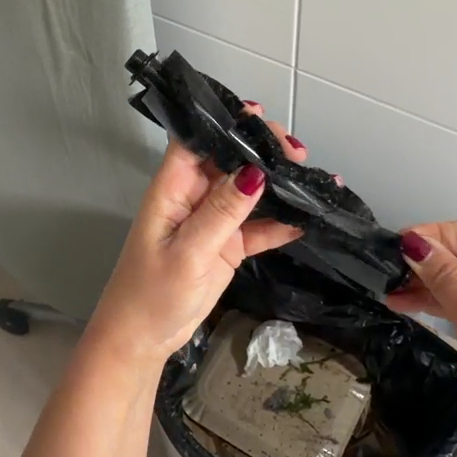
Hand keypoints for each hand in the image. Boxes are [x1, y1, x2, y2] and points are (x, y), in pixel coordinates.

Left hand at [89, 105, 303, 365]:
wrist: (142, 340)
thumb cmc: (150, 294)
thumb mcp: (188, 252)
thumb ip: (222, 212)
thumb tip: (254, 172)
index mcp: (173, 187)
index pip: (197, 139)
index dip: (225, 121)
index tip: (260, 115)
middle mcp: (194, 195)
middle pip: (230, 159)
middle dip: (262, 150)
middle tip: (298, 153)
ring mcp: (212, 220)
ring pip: (249, 190)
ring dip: (279, 184)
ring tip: (314, 178)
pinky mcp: (227, 245)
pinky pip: (258, 226)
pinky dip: (281, 222)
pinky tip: (308, 218)